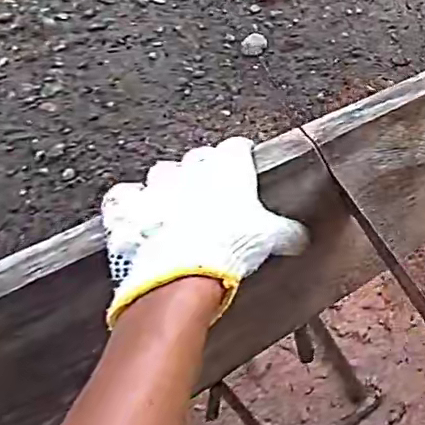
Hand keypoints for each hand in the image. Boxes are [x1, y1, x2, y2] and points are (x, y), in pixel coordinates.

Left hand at [100, 137, 308, 326]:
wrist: (182, 276)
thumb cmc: (232, 248)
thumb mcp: (272, 238)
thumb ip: (286, 231)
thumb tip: (300, 237)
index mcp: (229, 167)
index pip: (237, 147)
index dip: (240, 157)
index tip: (244, 166)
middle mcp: (192, 168)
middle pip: (198, 156)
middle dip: (203, 169)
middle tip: (212, 192)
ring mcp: (157, 186)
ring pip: (161, 171)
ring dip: (167, 184)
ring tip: (175, 204)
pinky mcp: (129, 209)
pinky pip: (124, 196)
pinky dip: (130, 204)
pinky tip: (138, 216)